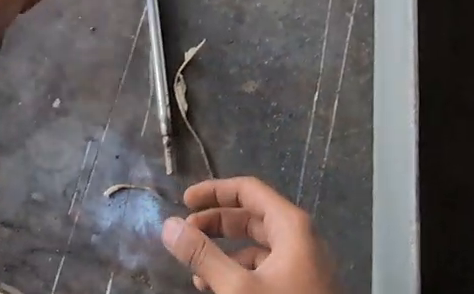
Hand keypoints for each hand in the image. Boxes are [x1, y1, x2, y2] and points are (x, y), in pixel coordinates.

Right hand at [160, 177, 339, 293]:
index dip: (214, 191)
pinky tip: (219, 289)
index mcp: (291, 225)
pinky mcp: (302, 290)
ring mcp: (304, 266)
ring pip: (257, 247)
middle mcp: (300, 239)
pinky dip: (240, 273)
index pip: (248, 190)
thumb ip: (203, 256)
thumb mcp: (239, 288)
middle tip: (186, 233)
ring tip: (197, 271)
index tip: (185, 200)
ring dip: (225, 253)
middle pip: (251, 217)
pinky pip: (266, 270)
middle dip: (216, 223)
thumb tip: (169, 226)